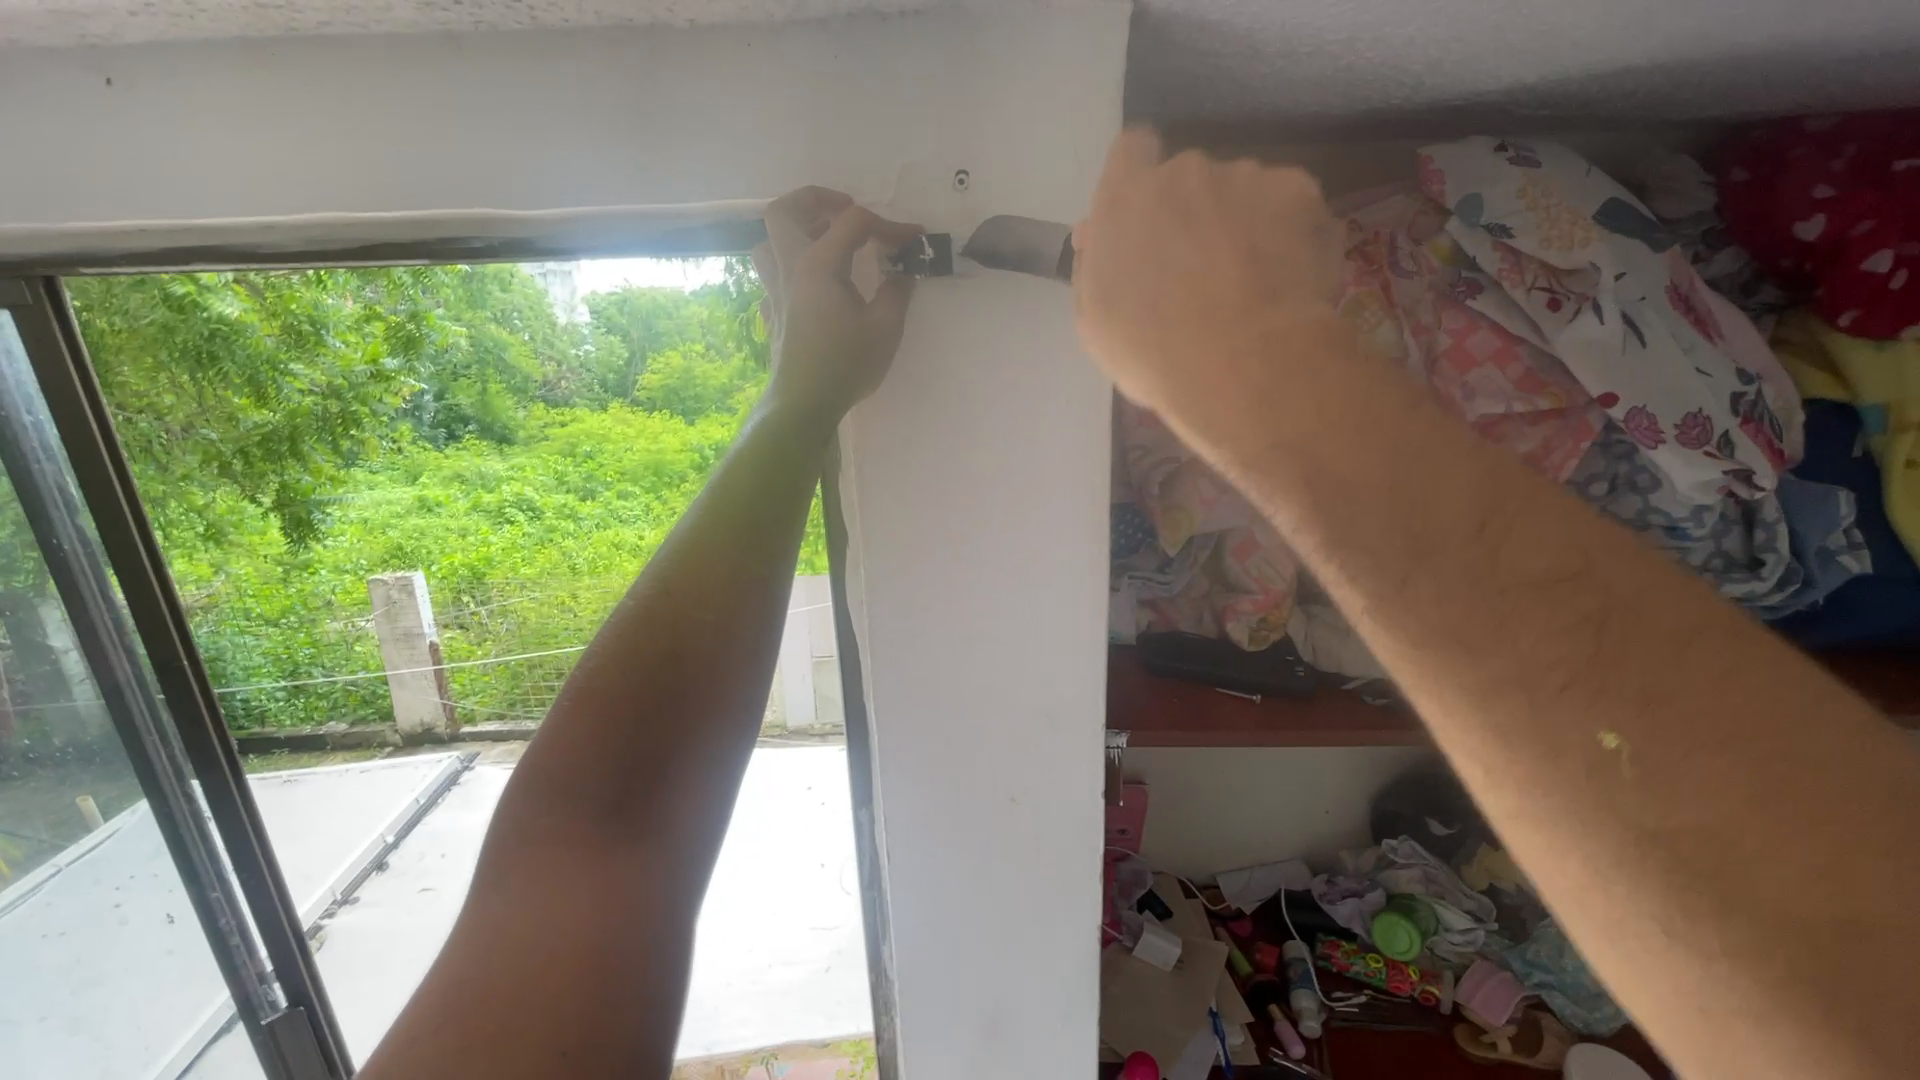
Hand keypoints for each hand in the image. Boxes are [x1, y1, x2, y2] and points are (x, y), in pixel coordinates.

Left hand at [752, 187, 922, 424]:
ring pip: (767, 243)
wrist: (805, 403)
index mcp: (819, 263)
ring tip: (822, 242)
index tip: (913, 237)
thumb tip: (901, 274)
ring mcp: (774, 292)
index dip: (888, 224)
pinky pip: (772, 279)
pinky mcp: (772, 316)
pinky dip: (790, 271)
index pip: (854, 223)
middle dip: (814, 200)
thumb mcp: (886, 327)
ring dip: (793, 234)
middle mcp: (790, 268)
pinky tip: (812, 288)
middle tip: (845, 211)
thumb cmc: (847, 364)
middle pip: (784, 212)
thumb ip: (896, 292)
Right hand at [1072, 128, 1344, 429]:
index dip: (1142, 175)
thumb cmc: (1152, 351)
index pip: (1132, 151)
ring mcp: (1245, 176)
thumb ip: (1093, 264)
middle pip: (1188, 178)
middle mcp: (1184, 171)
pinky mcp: (1298, 192)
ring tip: (1250, 280)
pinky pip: (1288, 206)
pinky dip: (1287, 233)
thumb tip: (1095, 233)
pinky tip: (1286, 277)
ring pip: (1241, 191)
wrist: (1243, 364)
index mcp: (1126, 198)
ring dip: (1241, 222)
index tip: (1149, 213)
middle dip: (1193, 211)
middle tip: (1201, 267)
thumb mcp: (1095, 319)